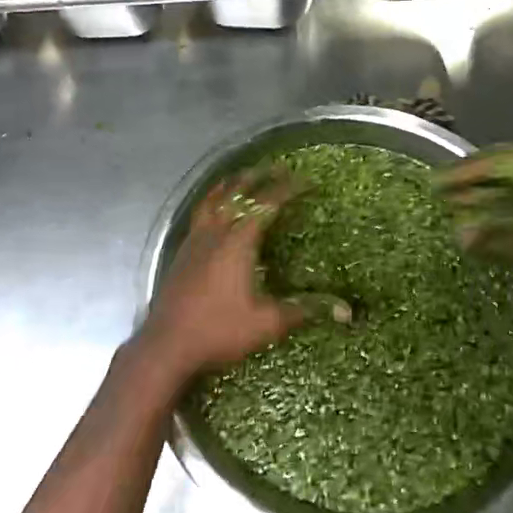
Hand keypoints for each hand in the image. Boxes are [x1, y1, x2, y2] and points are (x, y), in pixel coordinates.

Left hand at [138, 169, 305, 378]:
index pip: (265, 204)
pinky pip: (199, 214)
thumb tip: (345, 310)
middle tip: (277, 167)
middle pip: (235, 193)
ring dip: (230, 185)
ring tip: (242, 176)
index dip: (287, 189)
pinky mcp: (182, 253)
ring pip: (211, 200)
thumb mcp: (267, 323)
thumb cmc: (219, 331)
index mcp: (236, 242)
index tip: (307, 181)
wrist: (167, 344)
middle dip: (257, 177)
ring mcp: (194, 241)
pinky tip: (214, 212)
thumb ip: (304, 310)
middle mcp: (213, 233)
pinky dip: (212, 201)